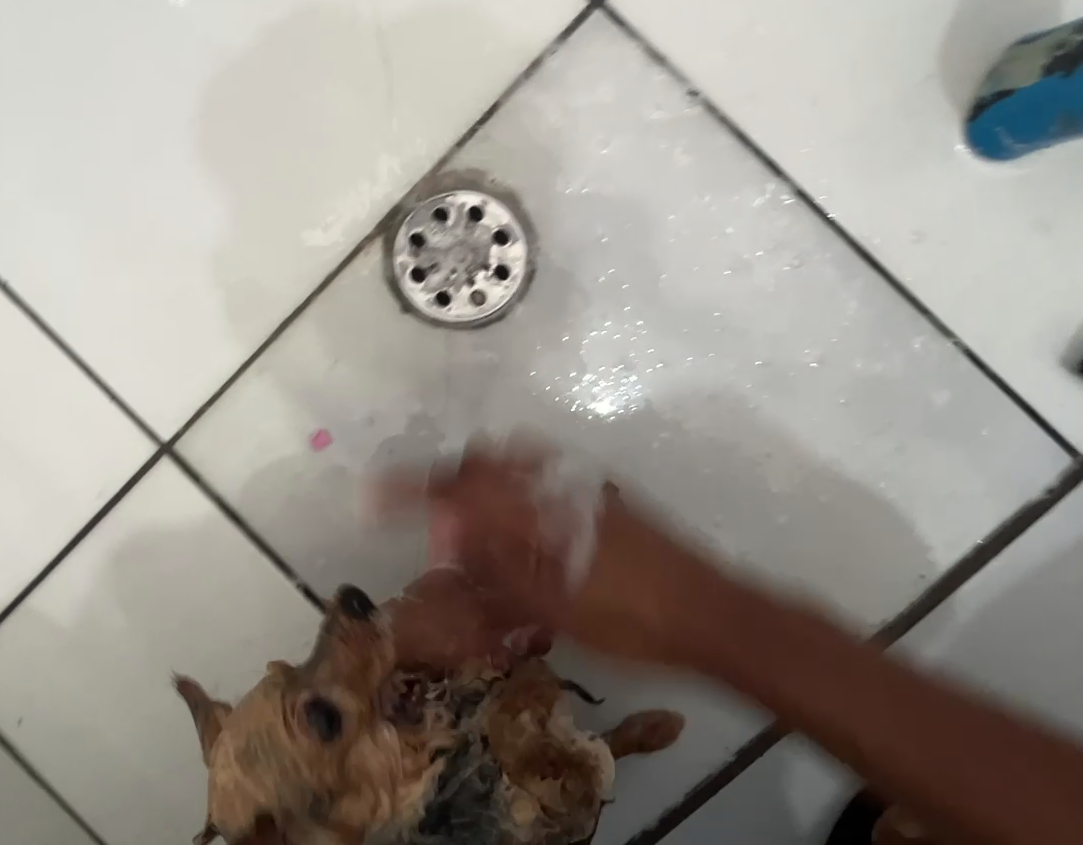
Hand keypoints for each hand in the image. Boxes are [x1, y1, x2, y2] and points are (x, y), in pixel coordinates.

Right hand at [376, 438, 724, 668]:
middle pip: (481, 461)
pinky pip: (542, 473)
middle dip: (448, 485)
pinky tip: (525, 533)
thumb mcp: (552, 609)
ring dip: (483, 484)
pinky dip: (517, 489)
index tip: (374, 495)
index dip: (408, 489)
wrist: (708, 611)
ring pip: (513, 462)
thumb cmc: (628, 620)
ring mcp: (583, 484)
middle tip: (440, 529)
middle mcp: (556, 482)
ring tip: (476, 530)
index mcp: (536, 507)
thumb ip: (494, 570)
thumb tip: (448, 540)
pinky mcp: (603, 494)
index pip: (456, 486)